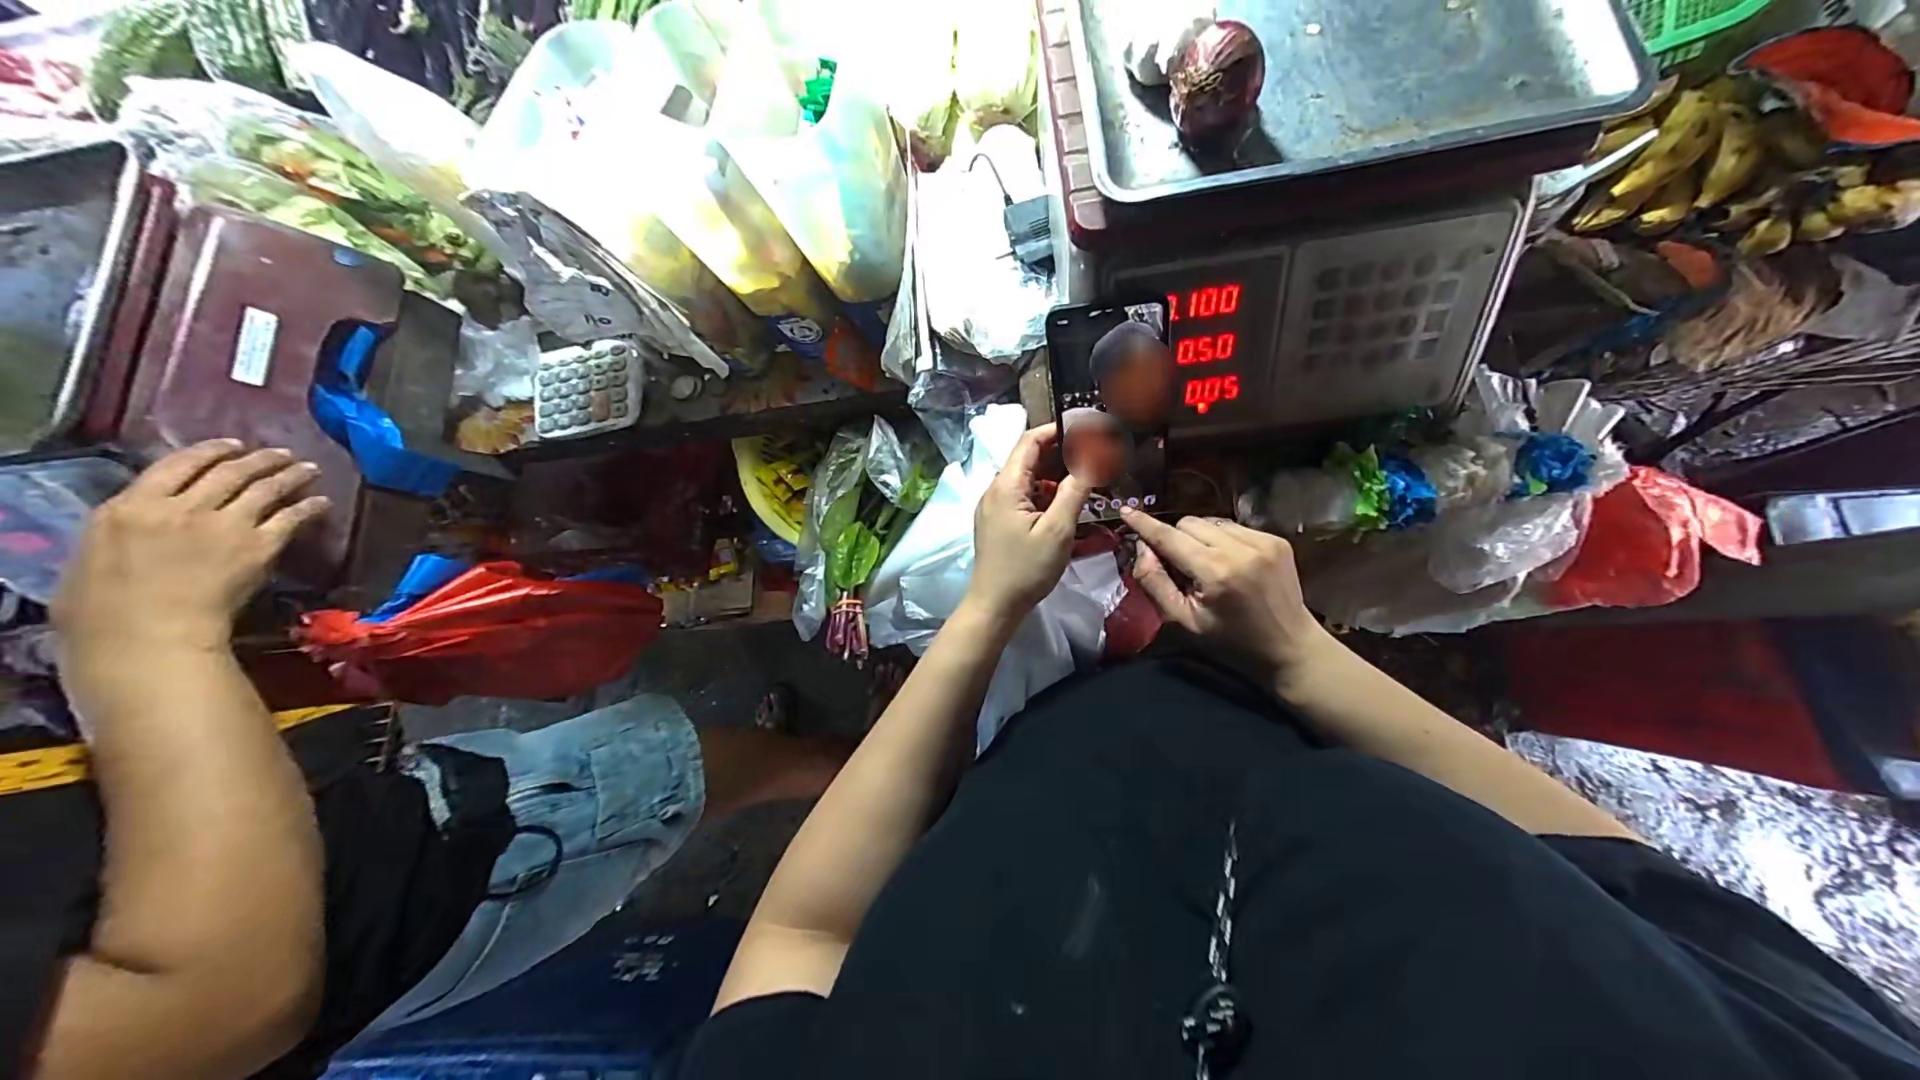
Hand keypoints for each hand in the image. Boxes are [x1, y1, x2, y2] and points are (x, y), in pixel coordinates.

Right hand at [54, 440, 330, 653]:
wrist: (148, 630)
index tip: (232, 444)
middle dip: (259, 459)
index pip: (176, 464)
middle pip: (229, 472)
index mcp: (131, 505)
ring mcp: (226, 524)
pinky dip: (308, 507)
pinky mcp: (259, 545)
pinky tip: (321, 502)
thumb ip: (132, 522)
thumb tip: (151, 514)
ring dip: (290, 475)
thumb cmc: (105, 603)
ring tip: (309, 468)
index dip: (210, 451)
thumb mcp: (99, 547)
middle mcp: (182, 507)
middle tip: (282, 454)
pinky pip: (290, 518)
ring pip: (265, 489)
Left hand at [964, 424, 1089, 622]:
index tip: (1087, 430)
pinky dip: (1044, 493)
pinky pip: (1022, 496)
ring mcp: (994, 506)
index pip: (1030, 441)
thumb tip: (1091, 459)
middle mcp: (995, 490)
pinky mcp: (997, 521)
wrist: (995, 605)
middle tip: (1094, 455)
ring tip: (1085, 479)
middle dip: (1060, 453)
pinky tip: (1064, 503)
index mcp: (1006, 486)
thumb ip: (1074, 491)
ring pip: (1027, 479)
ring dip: (1054, 476)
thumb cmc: (1026, 569)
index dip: (1057, 430)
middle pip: (1028, 458)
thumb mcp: (1057, 530)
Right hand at [1120, 508, 1328, 683]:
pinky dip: (1221, 540)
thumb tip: (1142, 548)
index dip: (1145, 524)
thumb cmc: (1230, 640)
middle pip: (1188, 523)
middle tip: (1178, 566)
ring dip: (1199, 538)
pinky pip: (1232, 527)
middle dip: (1175, 539)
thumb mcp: (1184, 620)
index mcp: (1216, 572)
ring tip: (1205, 565)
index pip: (1170, 537)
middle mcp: (1241, 549)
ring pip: (1210, 521)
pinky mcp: (1276, 540)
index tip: (1126, 511)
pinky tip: (1228, 563)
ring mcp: (1262, 541)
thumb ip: (1155, 582)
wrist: (1289, 645)